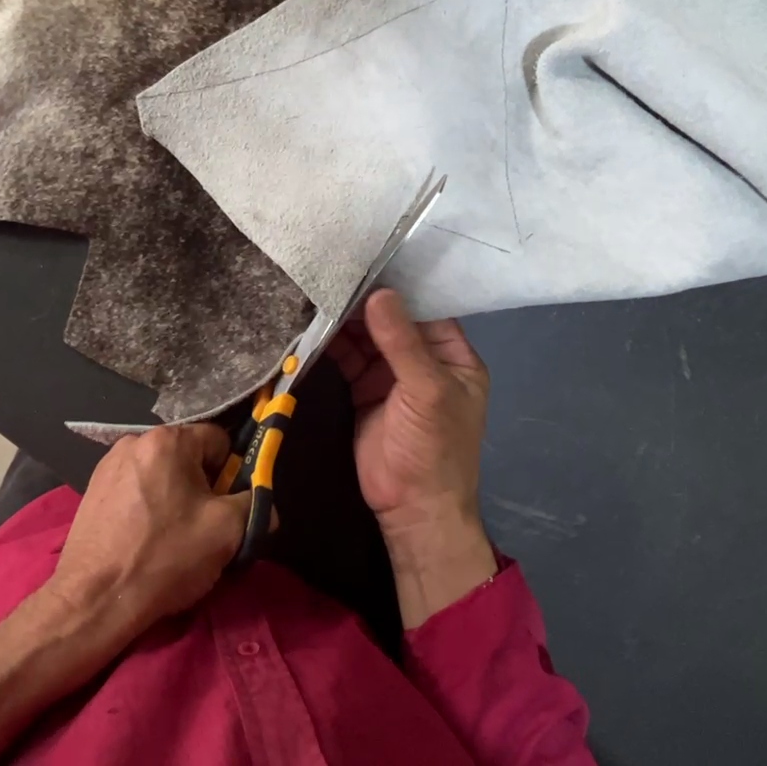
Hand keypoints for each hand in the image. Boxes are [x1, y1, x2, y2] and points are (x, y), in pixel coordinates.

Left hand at [46, 424, 251, 639]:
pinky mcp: (92, 490)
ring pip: (162, 475)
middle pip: (188, 457)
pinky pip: (135, 490)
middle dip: (202, 488)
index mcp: (168, 440)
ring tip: (171, 540)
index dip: (232, 474)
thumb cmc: (165, 557)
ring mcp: (108, 465)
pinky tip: (144, 541)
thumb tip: (261, 503)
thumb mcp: (229, 531)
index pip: (219, 440)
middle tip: (202, 529)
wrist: (95, 600)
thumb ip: (256, 504)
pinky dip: (147, 509)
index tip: (227, 507)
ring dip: (174, 499)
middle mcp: (135, 441)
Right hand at [329, 289, 496, 627]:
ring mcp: (392, 376)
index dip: (400, 286)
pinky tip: (313, 324)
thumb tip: (379, 294)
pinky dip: (332, 344)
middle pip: (391, 320)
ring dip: (345, 320)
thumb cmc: (435, 449)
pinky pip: (348, 359)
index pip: (426, 309)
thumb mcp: (427, 392)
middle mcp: (423, 359)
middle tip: (332, 270)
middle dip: (364, 300)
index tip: (369, 257)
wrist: (413, 510)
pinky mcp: (364, 391)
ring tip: (318, 291)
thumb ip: (402, 343)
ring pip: (367, 337)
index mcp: (453, 355)